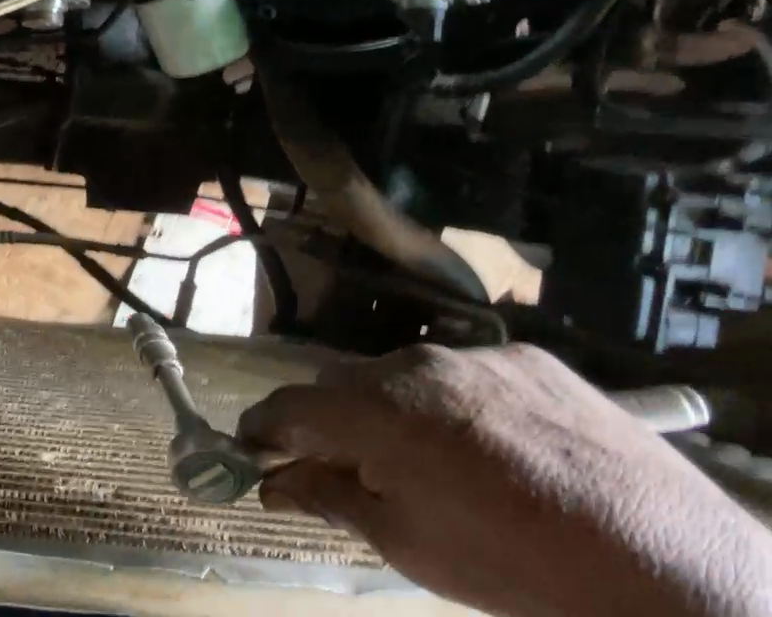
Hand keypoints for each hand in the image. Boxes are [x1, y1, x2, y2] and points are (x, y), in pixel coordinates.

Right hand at [239, 344, 771, 616]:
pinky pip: (466, 373)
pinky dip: (458, 404)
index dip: (260, 430)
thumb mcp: (406, 545)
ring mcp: (476, 356)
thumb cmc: (517, 567)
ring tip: (437, 461)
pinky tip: (497, 448)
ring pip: (401, 374)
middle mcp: (412, 365)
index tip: (253, 453)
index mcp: (372, 411)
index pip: (284, 406)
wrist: (678, 575)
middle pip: (339, 384)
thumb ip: (328, 496)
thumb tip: (273, 481)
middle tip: (351, 468)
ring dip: (394, 409)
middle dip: (331, 422)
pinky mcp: (533, 361)